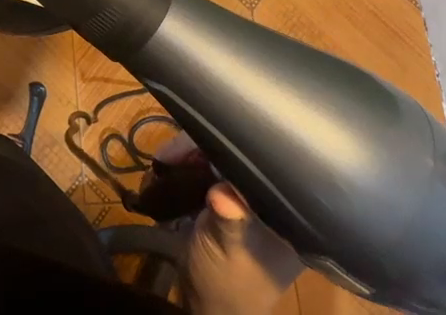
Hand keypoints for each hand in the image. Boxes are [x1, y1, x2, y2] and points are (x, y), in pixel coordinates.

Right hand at [155, 134, 303, 314]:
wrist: (210, 312)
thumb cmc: (228, 285)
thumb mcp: (228, 253)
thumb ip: (230, 222)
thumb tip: (224, 193)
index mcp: (284, 210)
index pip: (258, 163)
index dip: (226, 147)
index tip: (190, 147)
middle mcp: (269, 199)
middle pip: (235, 157)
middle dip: (197, 150)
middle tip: (166, 156)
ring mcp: (246, 199)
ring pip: (217, 160)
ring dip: (187, 158)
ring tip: (161, 163)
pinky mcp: (226, 202)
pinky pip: (206, 173)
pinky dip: (185, 169)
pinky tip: (166, 171)